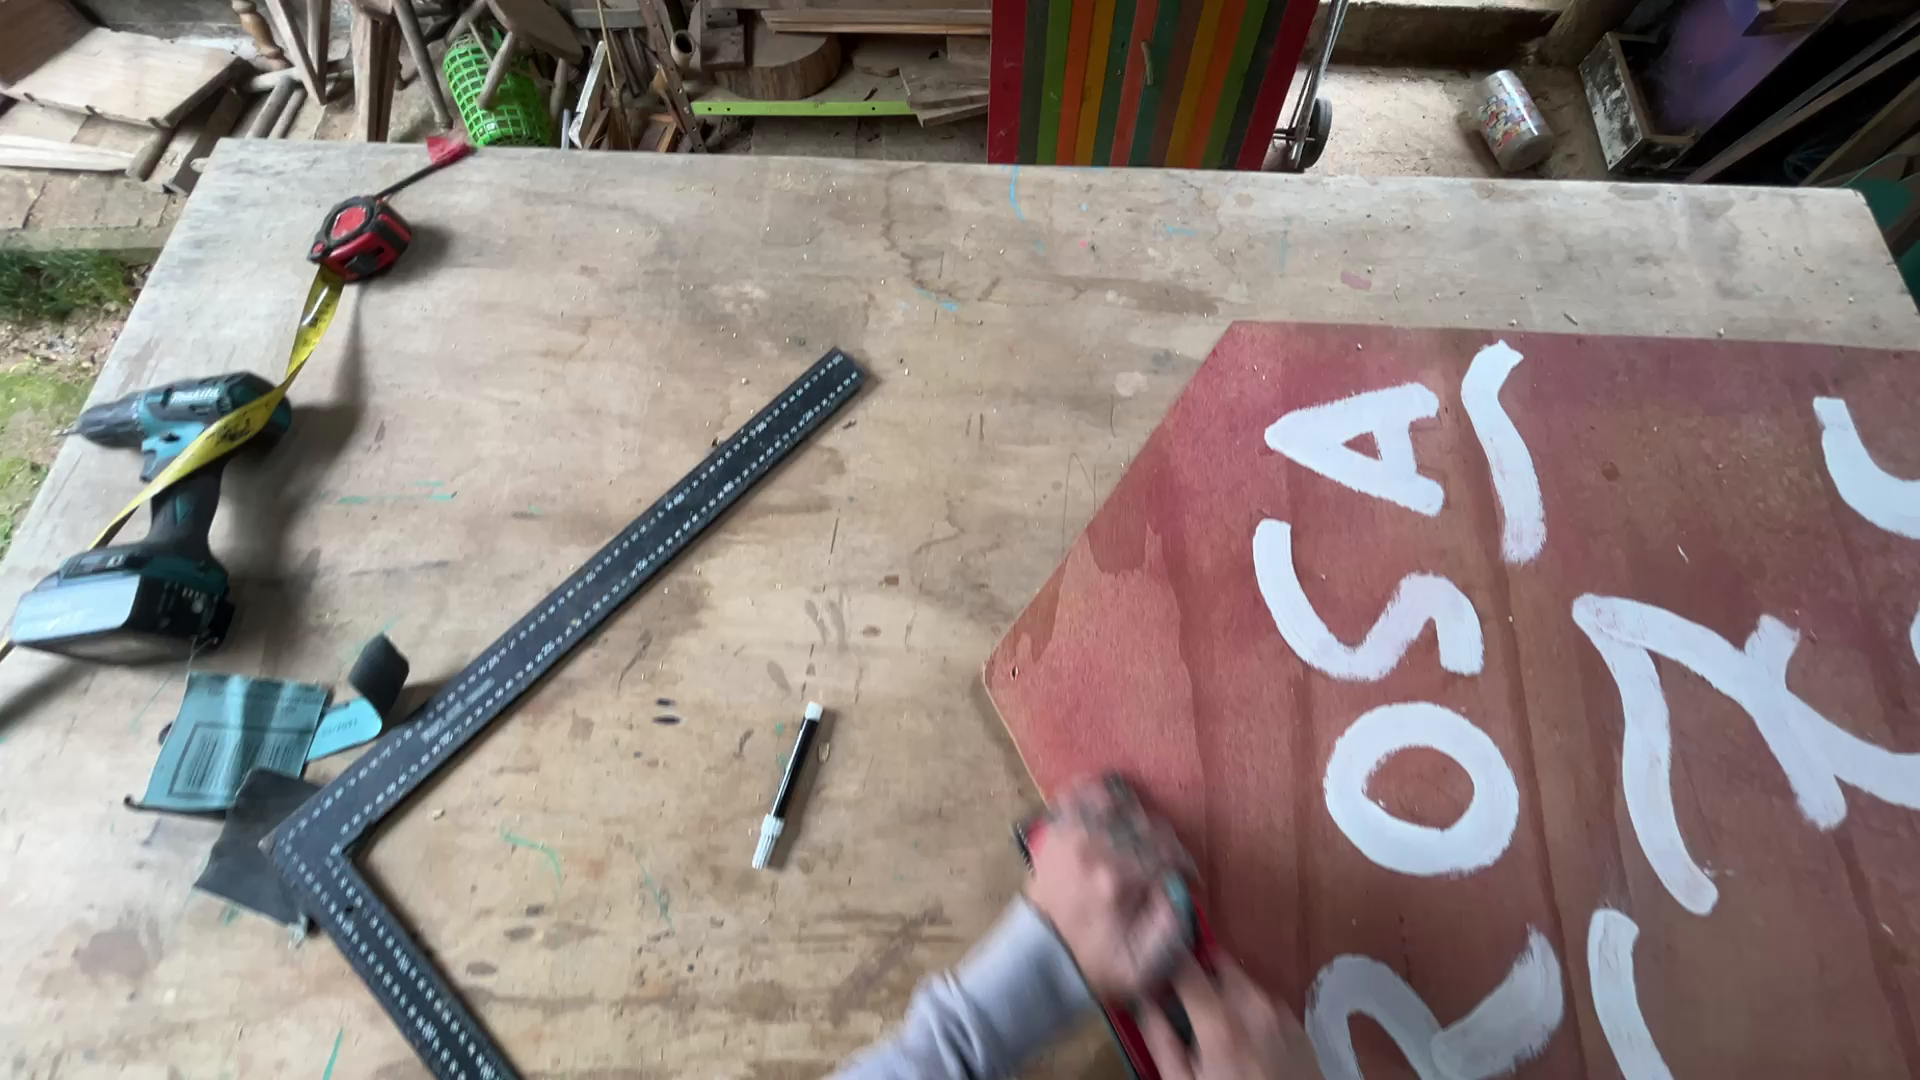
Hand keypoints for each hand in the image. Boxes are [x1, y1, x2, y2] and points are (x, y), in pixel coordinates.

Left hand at [1025, 774, 1193, 997]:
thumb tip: (1177, 884)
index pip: (1166, 851)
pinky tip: (1109, 802)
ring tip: (1139, 834)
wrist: (1042, 954)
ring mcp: (1071, 832)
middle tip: (1165, 859)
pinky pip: (1077, 793)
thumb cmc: (1096, 961)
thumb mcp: (1143, 965)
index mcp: (1118, 879)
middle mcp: (1094, 846)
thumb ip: (1171, 926)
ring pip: (1114, 800)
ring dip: (1134, 814)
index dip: (1183, 862)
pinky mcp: (1055, 829)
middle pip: (1144, 823)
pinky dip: (1095, 791)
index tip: (1187, 875)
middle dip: (1163, 840)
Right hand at [1140, 958, 1321, 1079]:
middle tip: (1191, 1009)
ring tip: (1220, 1031)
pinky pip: (1263, 1002)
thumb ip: (1161, 1041)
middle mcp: (1252, 1005)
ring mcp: (1279, 1014)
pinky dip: (1250, 1010)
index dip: (1168, 964)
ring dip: (1226, 994)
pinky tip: (1248, 1042)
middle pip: (1215, 965)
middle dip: (1200, 979)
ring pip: (1240, 982)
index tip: (1160, 975)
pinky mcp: (1297, 1026)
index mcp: (1219, 1021)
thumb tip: (1145, 1004)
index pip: (1184, 963)